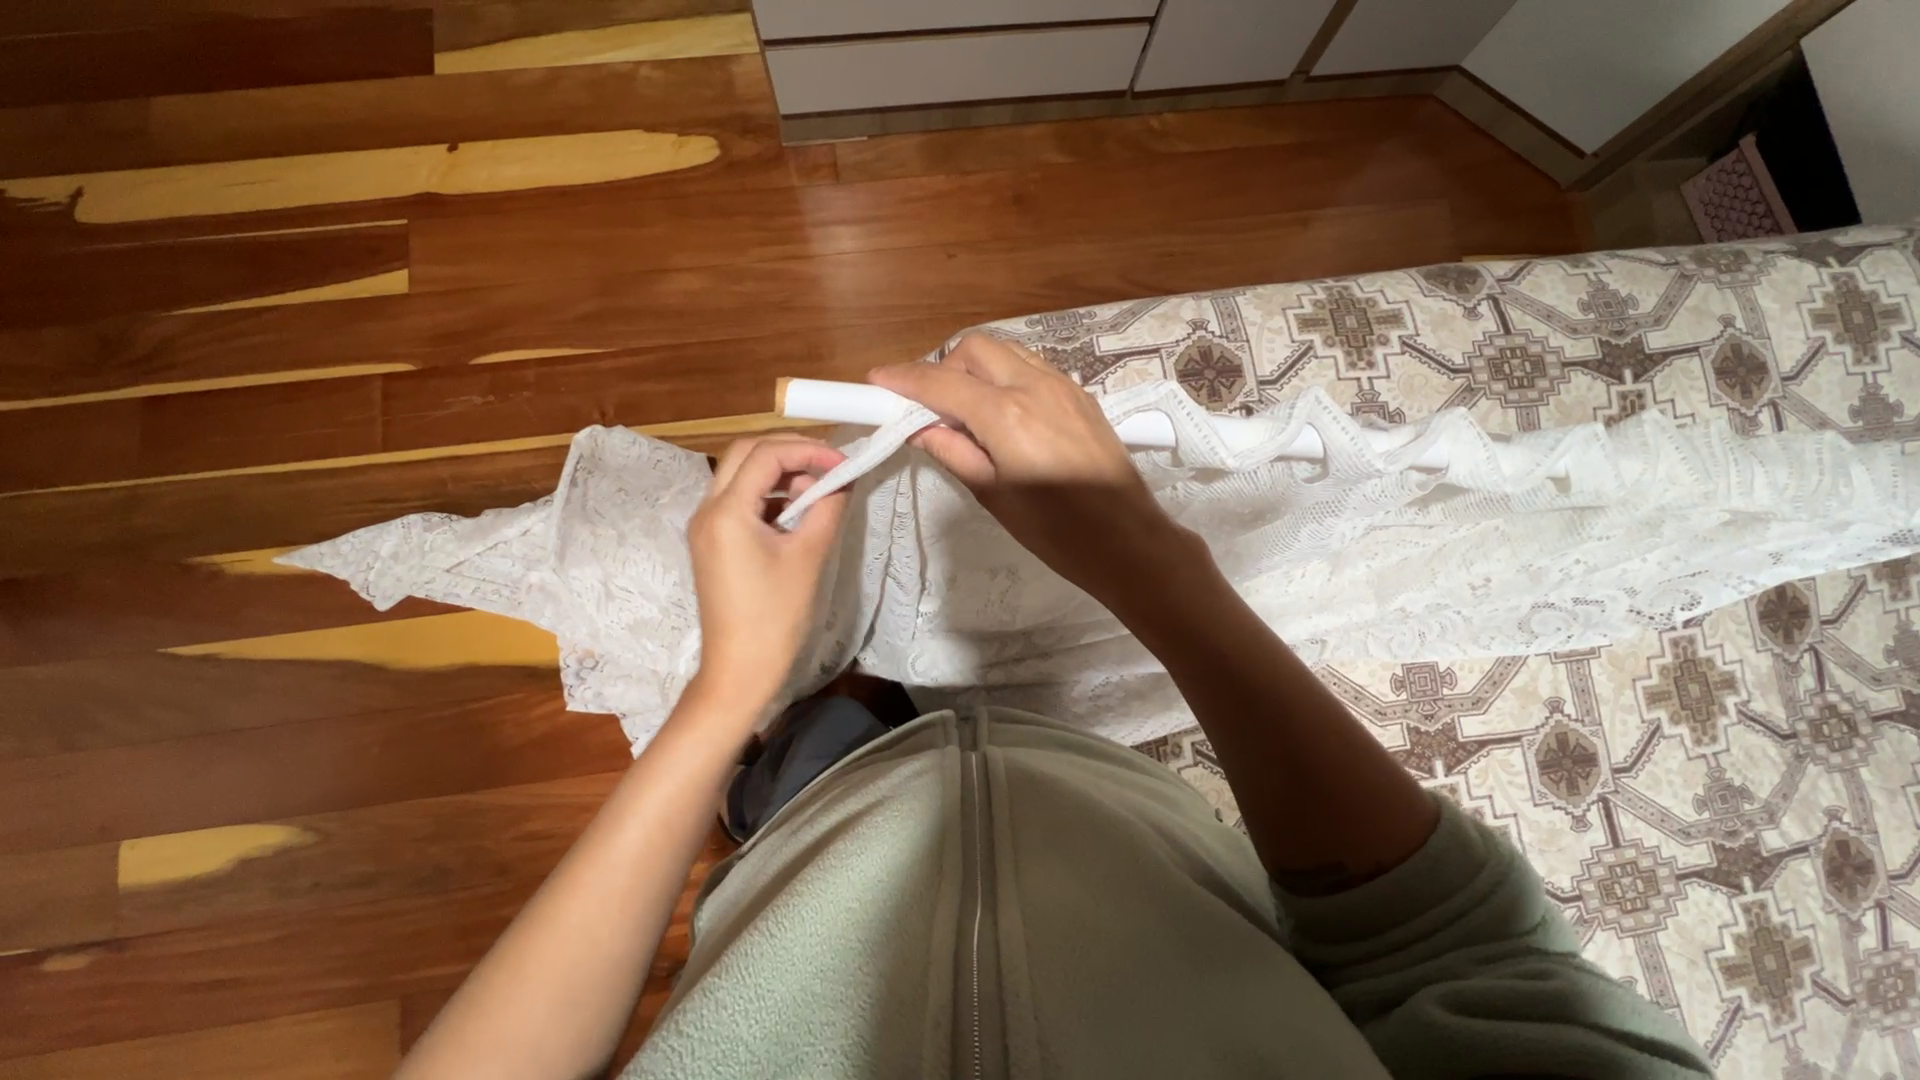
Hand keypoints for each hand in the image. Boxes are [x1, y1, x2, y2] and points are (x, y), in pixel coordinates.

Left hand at [685, 435, 848, 719]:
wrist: (741, 669)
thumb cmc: (776, 616)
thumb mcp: (809, 556)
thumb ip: (828, 507)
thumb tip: (843, 478)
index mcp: (726, 511)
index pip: (766, 454)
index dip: (808, 450)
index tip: (843, 463)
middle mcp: (707, 510)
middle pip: (745, 454)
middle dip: (790, 451)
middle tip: (828, 466)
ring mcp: (705, 526)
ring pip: (740, 475)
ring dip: (779, 473)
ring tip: (818, 491)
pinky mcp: (712, 542)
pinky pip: (738, 501)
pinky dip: (768, 495)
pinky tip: (797, 512)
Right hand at [869, 334, 1203, 609]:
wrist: (1128, 542)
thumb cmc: (1056, 533)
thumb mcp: (994, 496)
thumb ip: (954, 452)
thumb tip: (919, 427)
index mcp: (1007, 415)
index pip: (941, 382)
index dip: (904, 379)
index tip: (877, 382)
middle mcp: (1035, 386)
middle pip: (975, 348)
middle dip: (943, 367)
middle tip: (929, 407)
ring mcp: (1064, 386)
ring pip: (1006, 352)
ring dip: (975, 368)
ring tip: (964, 409)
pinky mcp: (1081, 396)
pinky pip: (1032, 367)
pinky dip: (1005, 376)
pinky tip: (1002, 413)